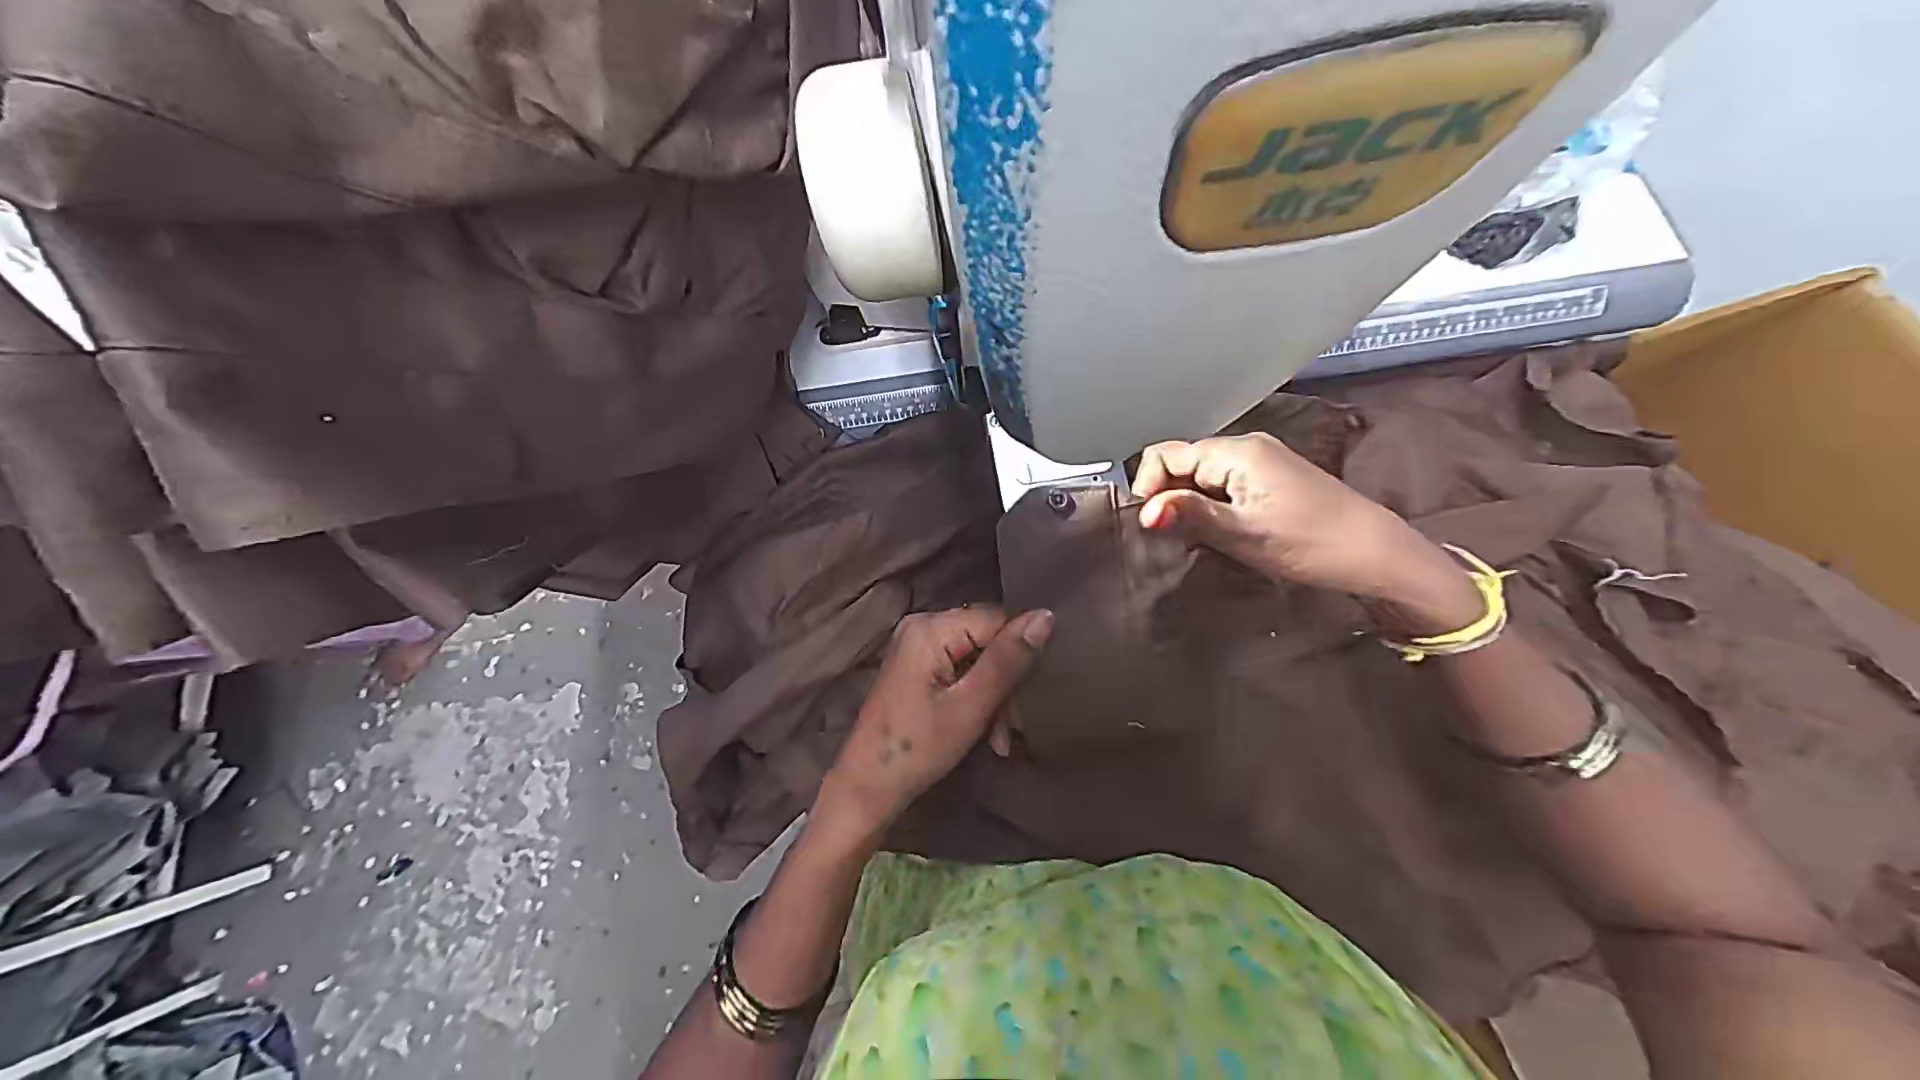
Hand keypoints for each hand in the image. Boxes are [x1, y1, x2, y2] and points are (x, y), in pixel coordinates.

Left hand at [820, 606, 1053, 835]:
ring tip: (999, 738)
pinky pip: (960, 667)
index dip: (1020, 652)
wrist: (868, 786)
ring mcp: (915, 643)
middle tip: (1014, 726)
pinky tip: (986, 731)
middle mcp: (921, 624)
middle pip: (987, 637)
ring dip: (995, 695)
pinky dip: (976, 696)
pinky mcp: (916, 663)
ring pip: (977, 656)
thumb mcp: (972, 705)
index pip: (997, 619)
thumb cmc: (919, 748)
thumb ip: (1008, 659)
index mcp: (930, 628)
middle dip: (1006, 681)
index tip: (1030, 694)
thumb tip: (1046, 616)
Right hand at [1133, 434, 1476, 624]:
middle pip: (1181, 465)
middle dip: (1169, 499)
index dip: (1149, 488)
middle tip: (1175, 537)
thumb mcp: (1242, 532)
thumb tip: (1145, 512)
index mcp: (1237, 451)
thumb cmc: (1312, 542)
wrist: (1374, 555)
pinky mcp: (1268, 481)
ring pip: (1199, 479)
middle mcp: (1246, 448)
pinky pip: (1220, 488)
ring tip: (1199, 539)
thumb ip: (1190, 515)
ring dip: (1189, 508)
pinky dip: (1210, 510)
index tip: (1151, 525)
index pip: (1165, 455)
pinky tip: (1220, 534)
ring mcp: (1259, 463)